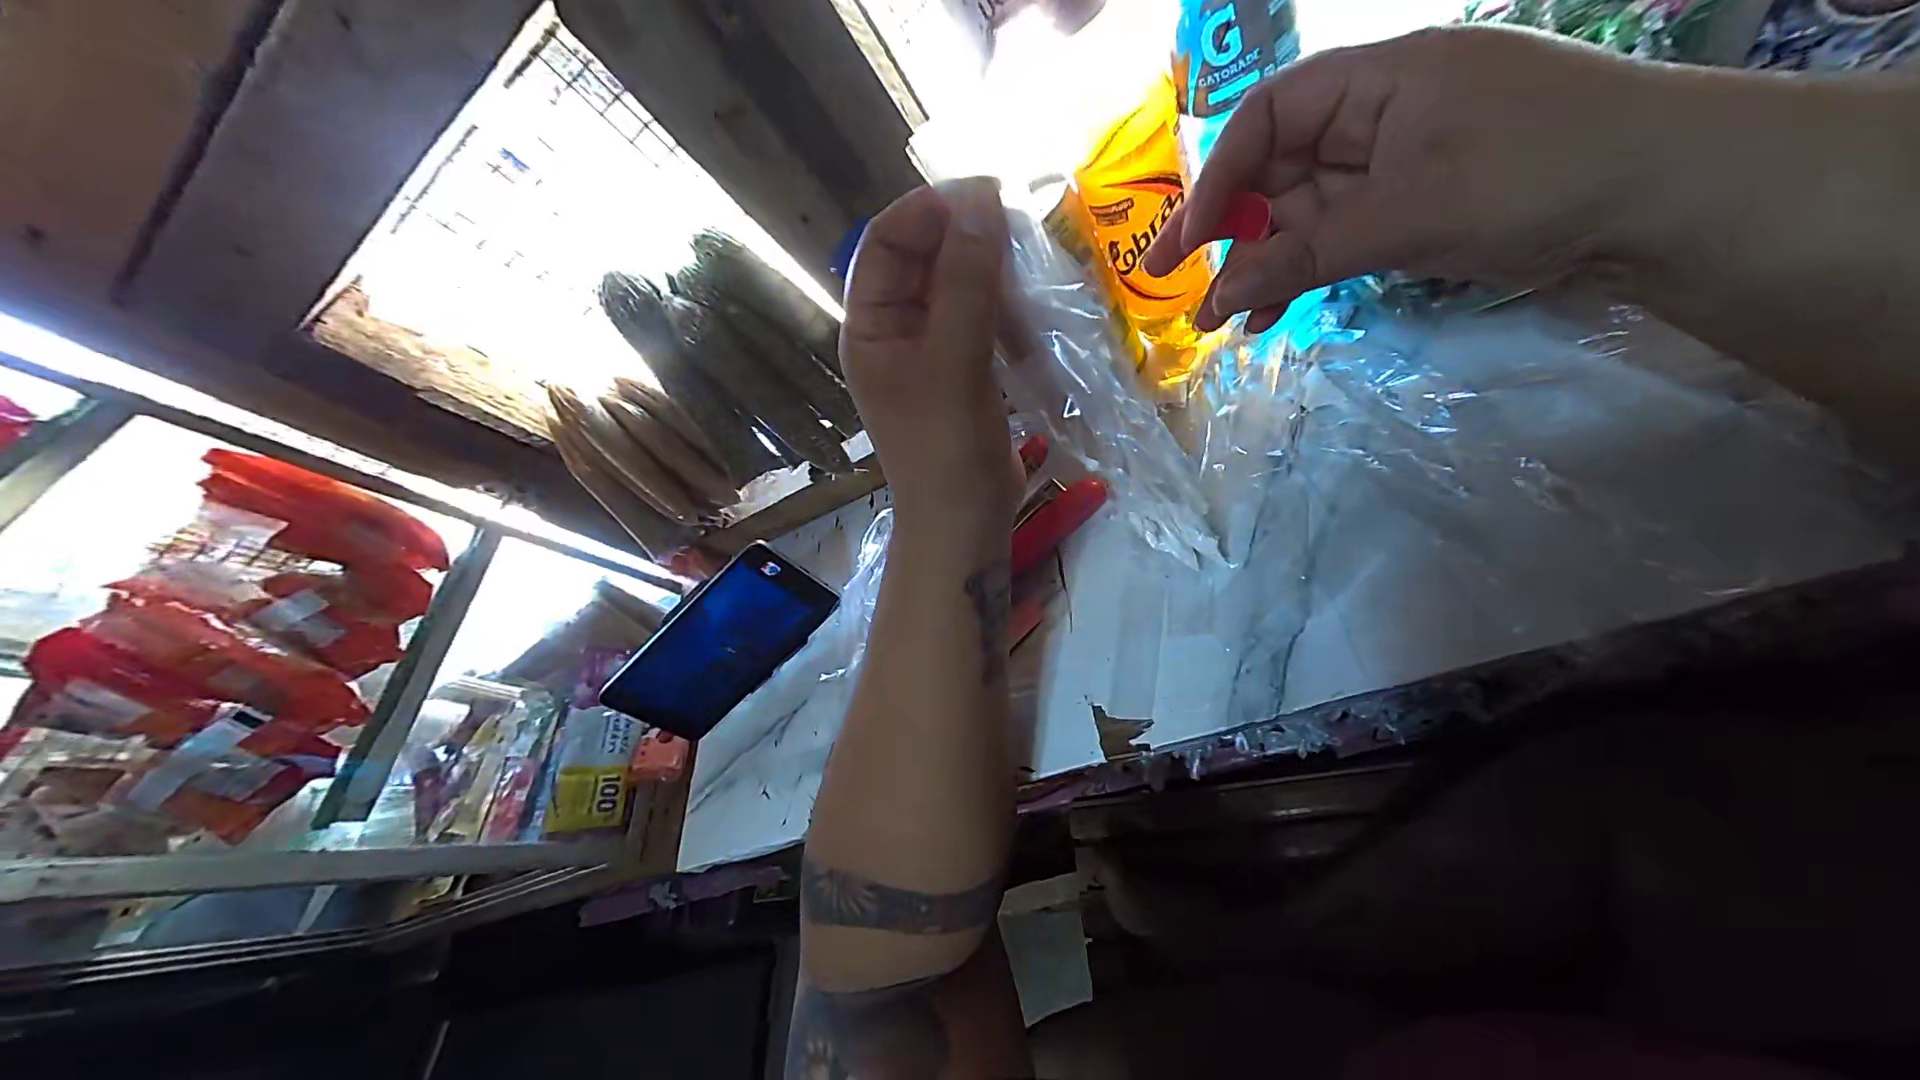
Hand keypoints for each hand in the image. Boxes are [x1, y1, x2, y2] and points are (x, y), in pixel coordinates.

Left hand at [841, 179, 1017, 538]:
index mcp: (869, 326)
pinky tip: (1032, 299)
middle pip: (923, 260)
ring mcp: (928, 352)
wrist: (963, 520)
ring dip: (988, 268)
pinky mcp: (961, 371)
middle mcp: (893, 332)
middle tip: (1018, 220)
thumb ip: (966, 282)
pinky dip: (1002, 304)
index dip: (929, 210)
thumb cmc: (947, 448)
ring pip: (955, 288)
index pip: (887, 242)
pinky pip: (979, 319)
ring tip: (1031, 255)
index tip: (985, 193)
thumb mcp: (954, 362)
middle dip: (964, 235)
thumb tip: (981, 199)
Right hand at [1147, 26, 1682, 332]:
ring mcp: (1384, 170)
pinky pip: (1327, 244)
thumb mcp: (1407, 215)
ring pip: (1295, 217)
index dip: (1218, 176)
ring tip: (1219, 319)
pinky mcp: (1398, 213)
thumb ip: (1304, 258)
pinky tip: (1267, 317)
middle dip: (1222, 231)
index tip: (1190, 239)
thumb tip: (1218, 298)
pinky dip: (1295, 278)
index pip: (1268, 116)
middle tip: (1167, 280)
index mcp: (1377, 81)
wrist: (1660, 198)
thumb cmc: (1536, 174)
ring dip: (1255, 267)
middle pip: (1272, 171)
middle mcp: (1371, 119)